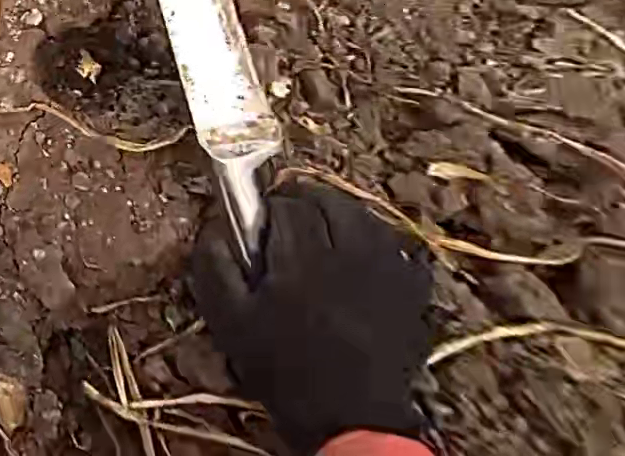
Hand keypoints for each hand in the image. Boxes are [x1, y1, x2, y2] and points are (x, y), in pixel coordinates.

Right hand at [188, 181, 430, 455]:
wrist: (347, 422)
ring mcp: (388, 277)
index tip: (258, 225)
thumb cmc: (280, 365)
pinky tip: (357, 253)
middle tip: (285, 218)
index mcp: (303, 261)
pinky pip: (398, 248)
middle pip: (330, 202)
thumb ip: (212, 262)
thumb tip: (214, 222)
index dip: (268, 207)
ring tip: (319, 229)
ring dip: (339, 214)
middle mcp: (350, 260)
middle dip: (303, 201)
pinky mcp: (412, 296)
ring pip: (365, 218)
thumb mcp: (227, 316)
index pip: (288, 205)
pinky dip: (377, 240)